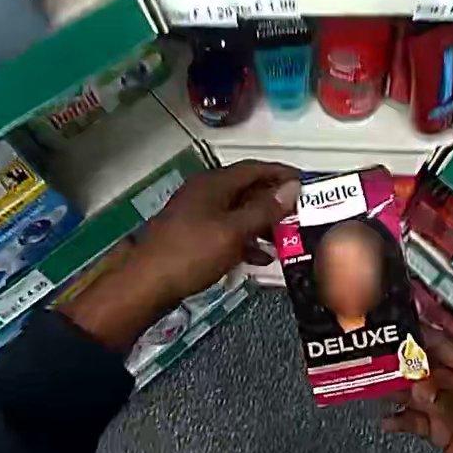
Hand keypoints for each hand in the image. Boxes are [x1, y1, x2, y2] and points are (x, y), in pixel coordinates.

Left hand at [61, 162, 298, 349]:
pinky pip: (227, 230)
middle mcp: (206, 192)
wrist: (146, 284)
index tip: (307, 184)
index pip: (255, 168)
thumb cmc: (192, 253)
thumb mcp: (234, 231)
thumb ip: (264, 210)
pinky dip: (246, 239)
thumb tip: (292, 188)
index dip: (282, 173)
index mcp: (214, 183)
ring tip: (286, 238)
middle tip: (300, 214)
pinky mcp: (194, 235)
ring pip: (239, 211)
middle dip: (275, 201)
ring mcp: (198, 213)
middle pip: (247, 189)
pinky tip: (261, 257)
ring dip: (262, 223)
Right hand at [383, 329, 452, 452]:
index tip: (396, 325)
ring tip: (370, 385)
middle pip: (426, 369)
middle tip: (371, 355)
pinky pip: (419, 422)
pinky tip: (385, 421)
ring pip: (418, 394)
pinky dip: (403, 421)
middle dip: (401, 362)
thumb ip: (448, 404)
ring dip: (397, 390)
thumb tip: (417, 386)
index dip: (422, 335)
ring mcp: (451, 411)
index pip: (445, 347)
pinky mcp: (444, 434)